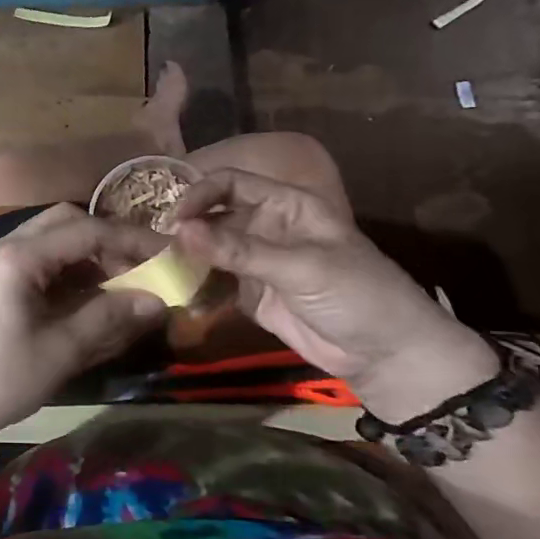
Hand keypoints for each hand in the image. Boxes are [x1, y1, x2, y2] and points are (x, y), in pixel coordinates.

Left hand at [0, 205, 169, 456]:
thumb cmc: (0, 380)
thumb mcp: (61, 350)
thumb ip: (111, 317)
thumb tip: (159, 298)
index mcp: (19, 256)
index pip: (87, 230)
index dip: (134, 241)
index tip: (172, 258)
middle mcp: (5, 248)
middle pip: (67, 223)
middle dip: (109, 241)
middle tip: (143, 271)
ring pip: (52, 242)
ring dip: (89, 257)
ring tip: (123, 287)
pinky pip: (39, 264)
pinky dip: (69, 273)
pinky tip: (90, 299)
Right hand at [173, 169, 497, 422]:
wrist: (386, 355)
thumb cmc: (358, 296)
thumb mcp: (301, 267)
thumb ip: (239, 250)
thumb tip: (179, 230)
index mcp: (286, 205)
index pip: (231, 183)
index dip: (199, 194)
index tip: (172, 219)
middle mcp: (265, 226)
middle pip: (213, 214)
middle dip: (185, 227)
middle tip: (154, 247)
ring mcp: (255, 260)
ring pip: (208, 249)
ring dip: (185, 258)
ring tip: (158, 270)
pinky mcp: (247, 292)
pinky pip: (212, 282)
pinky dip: (195, 287)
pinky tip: (178, 295)